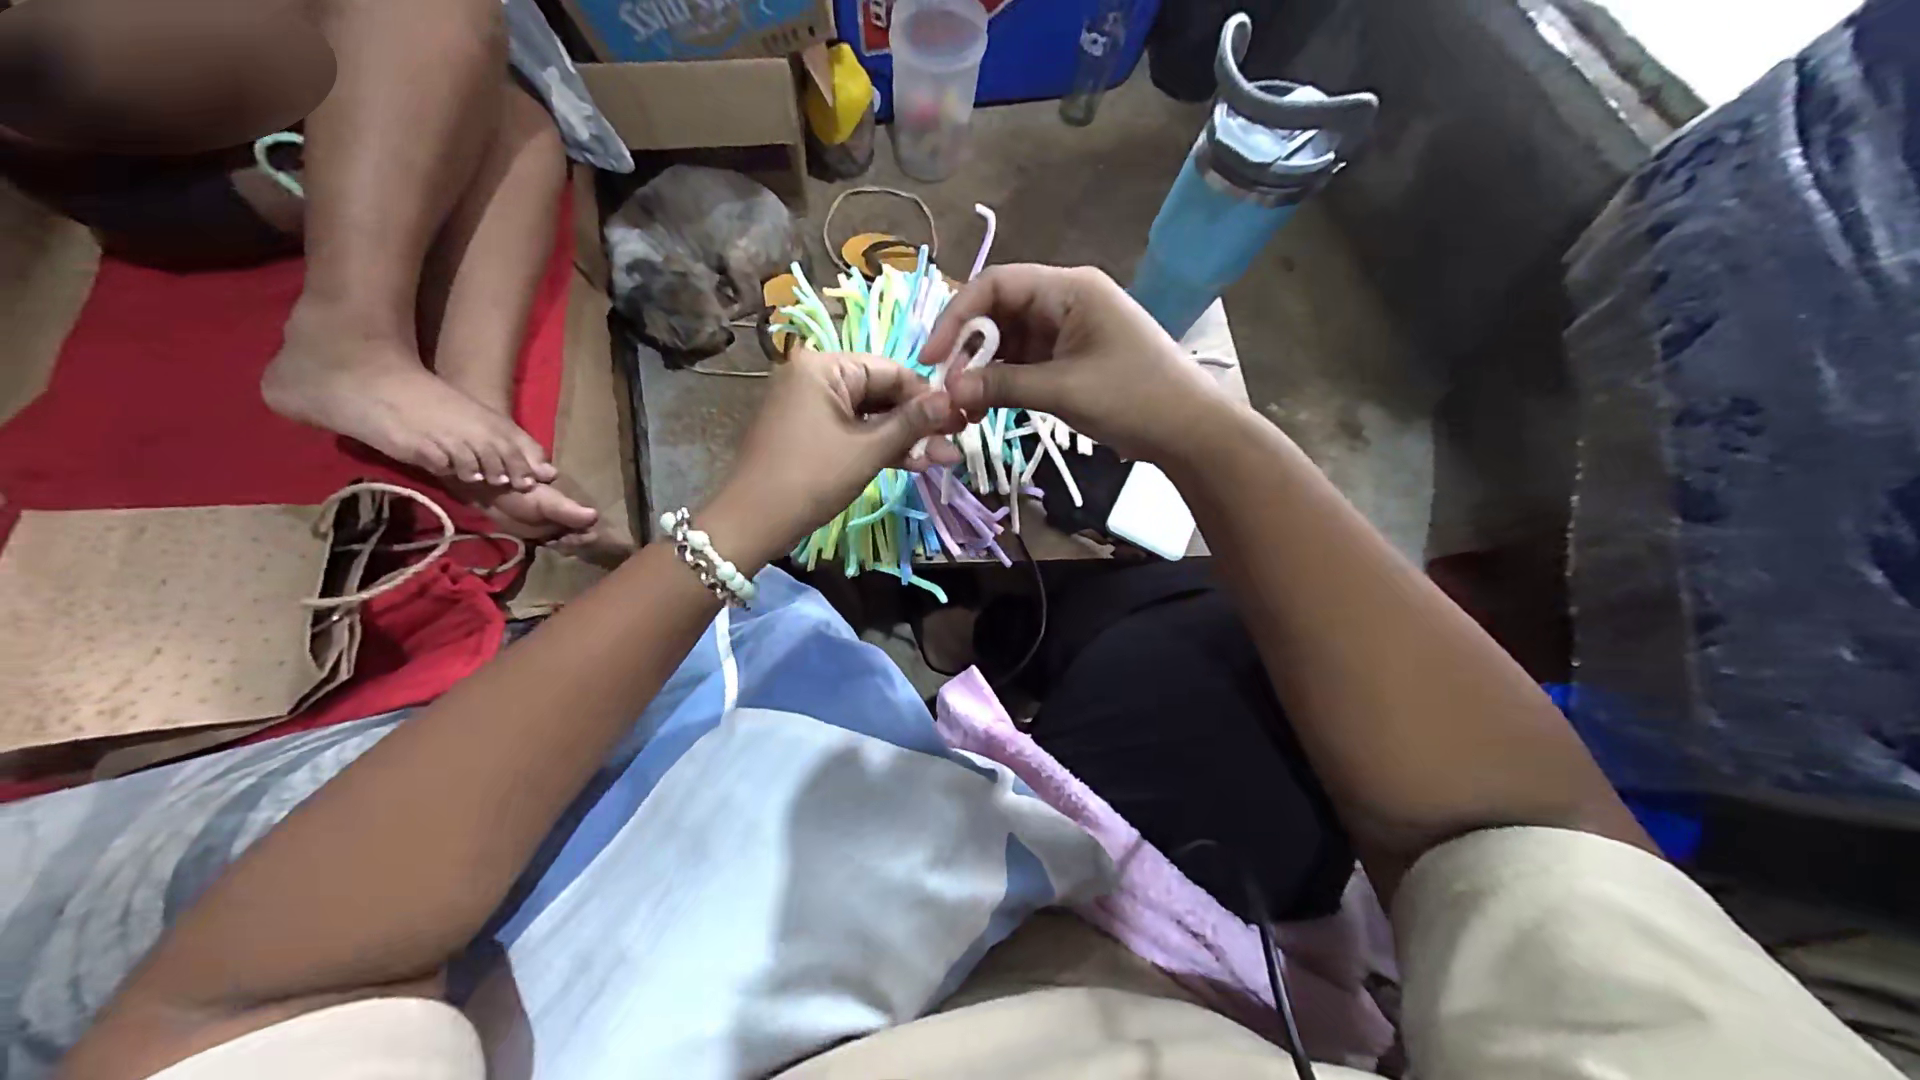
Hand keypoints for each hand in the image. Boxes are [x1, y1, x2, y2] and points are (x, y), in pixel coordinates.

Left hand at [698, 348, 960, 570]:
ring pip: (869, 415)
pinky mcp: (809, 431)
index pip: (891, 370)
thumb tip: (951, 399)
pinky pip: (852, 430)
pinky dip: (878, 446)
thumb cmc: (811, 478)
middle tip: (954, 444)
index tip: (959, 419)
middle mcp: (814, 376)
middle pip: (881, 392)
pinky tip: (913, 463)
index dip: (927, 396)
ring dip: (903, 439)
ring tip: (941, 460)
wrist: (752, 522)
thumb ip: (911, 423)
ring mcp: (809, 405)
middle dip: (918, 423)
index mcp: (823, 367)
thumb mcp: (867, 450)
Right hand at [924, 264, 1231, 462]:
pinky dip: (1003, 382)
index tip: (931, 356)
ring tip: (963, 406)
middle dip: (968, 348)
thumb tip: (949, 391)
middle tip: (947, 389)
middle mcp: (1066, 300)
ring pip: (1009, 341)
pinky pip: (1025, 362)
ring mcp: (1069, 330)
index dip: (957, 316)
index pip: (997, 284)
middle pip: (999, 312)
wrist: (1189, 429)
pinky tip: (985, 407)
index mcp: (1069, 288)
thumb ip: (1003, 386)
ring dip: (983, 370)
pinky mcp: (1071, 357)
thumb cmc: (1134, 398)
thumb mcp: (1063, 390)